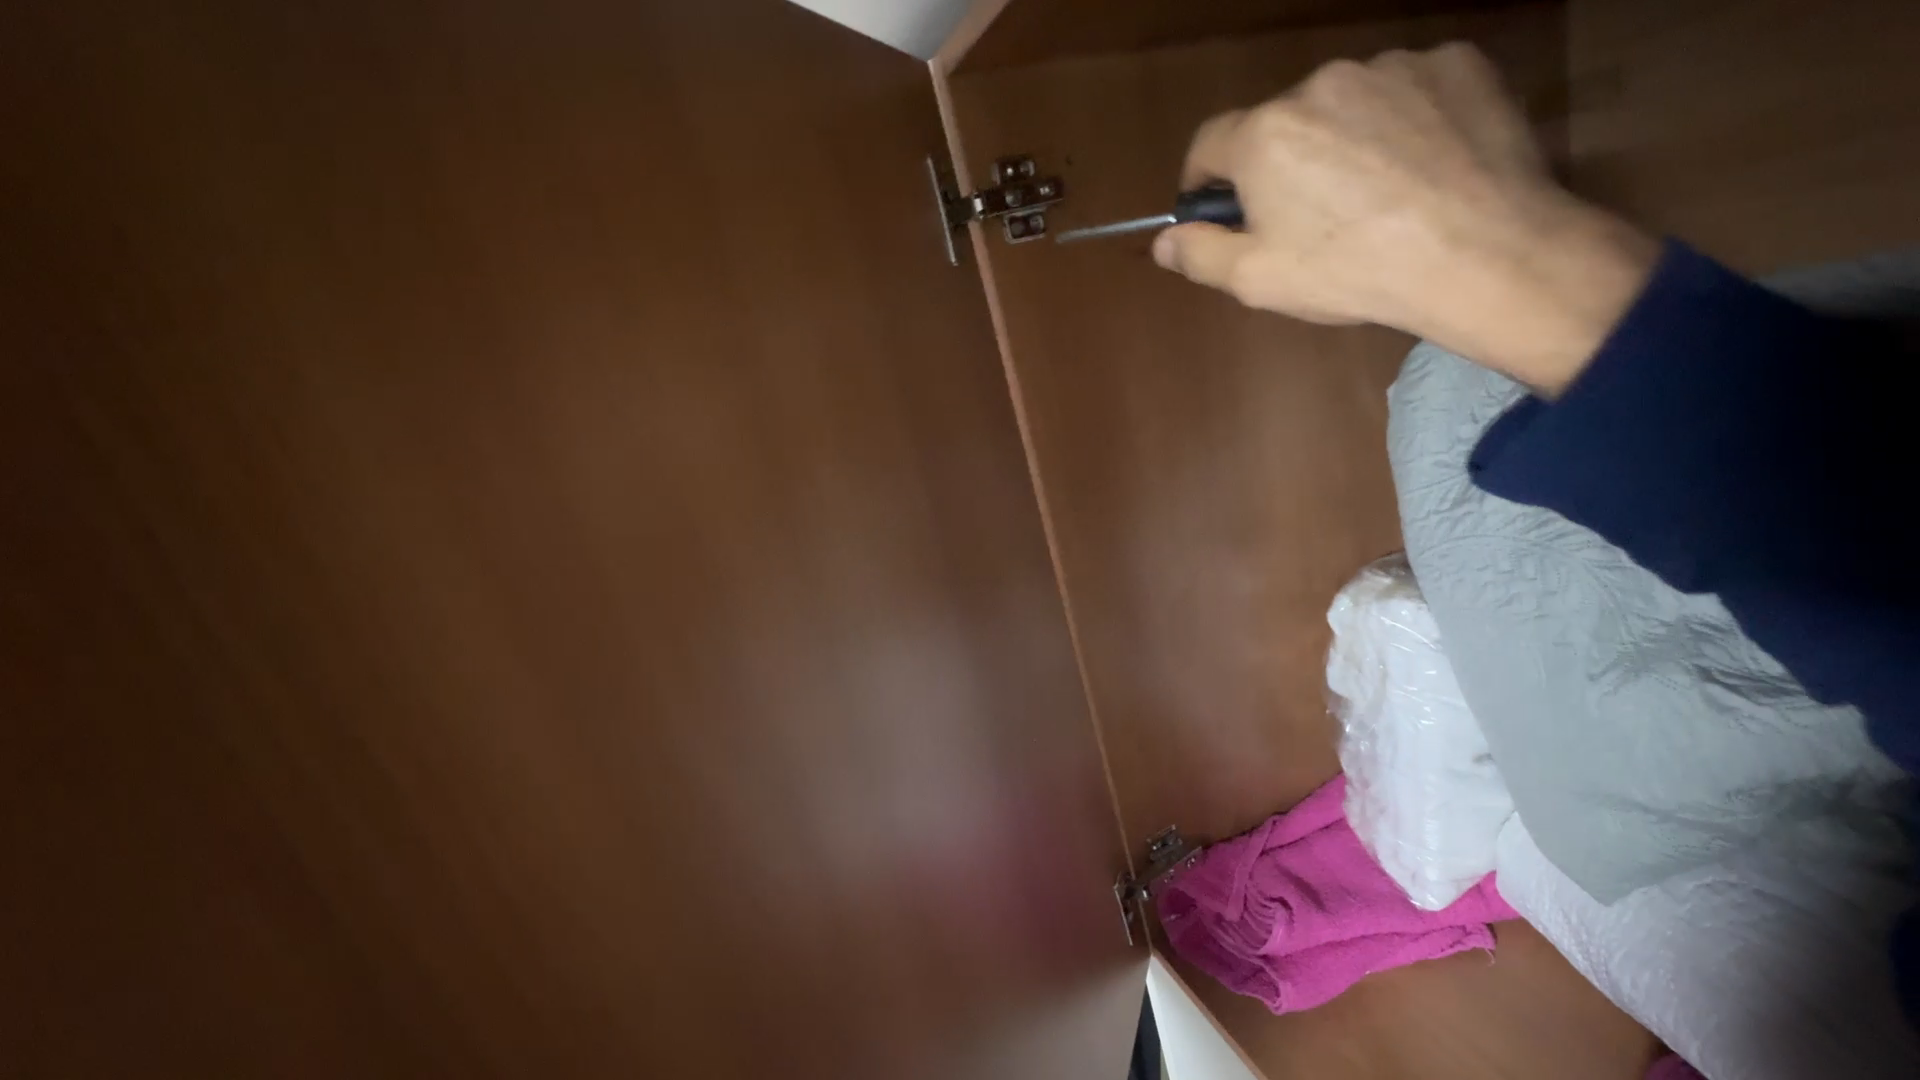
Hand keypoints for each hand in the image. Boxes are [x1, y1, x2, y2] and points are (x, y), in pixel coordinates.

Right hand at [1153, 43, 1658, 395]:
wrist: (1483, 252)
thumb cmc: (1353, 272)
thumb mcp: (1258, 280)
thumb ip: (1200, 255)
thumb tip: (1165, 240)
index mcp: (1264, 136)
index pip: (1209, 144)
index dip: (1206, 182)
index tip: (1220, 212)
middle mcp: (1321, 84)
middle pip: (1279, 125)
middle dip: (1282, 164)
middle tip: (1312, 217)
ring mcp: (1393, 67)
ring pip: (1345, 105)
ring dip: (1344, 139)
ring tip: (1377, 193)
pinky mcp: (1455, 65)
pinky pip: (1408, 90)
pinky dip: (1404, 121)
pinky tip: (1422, 167)